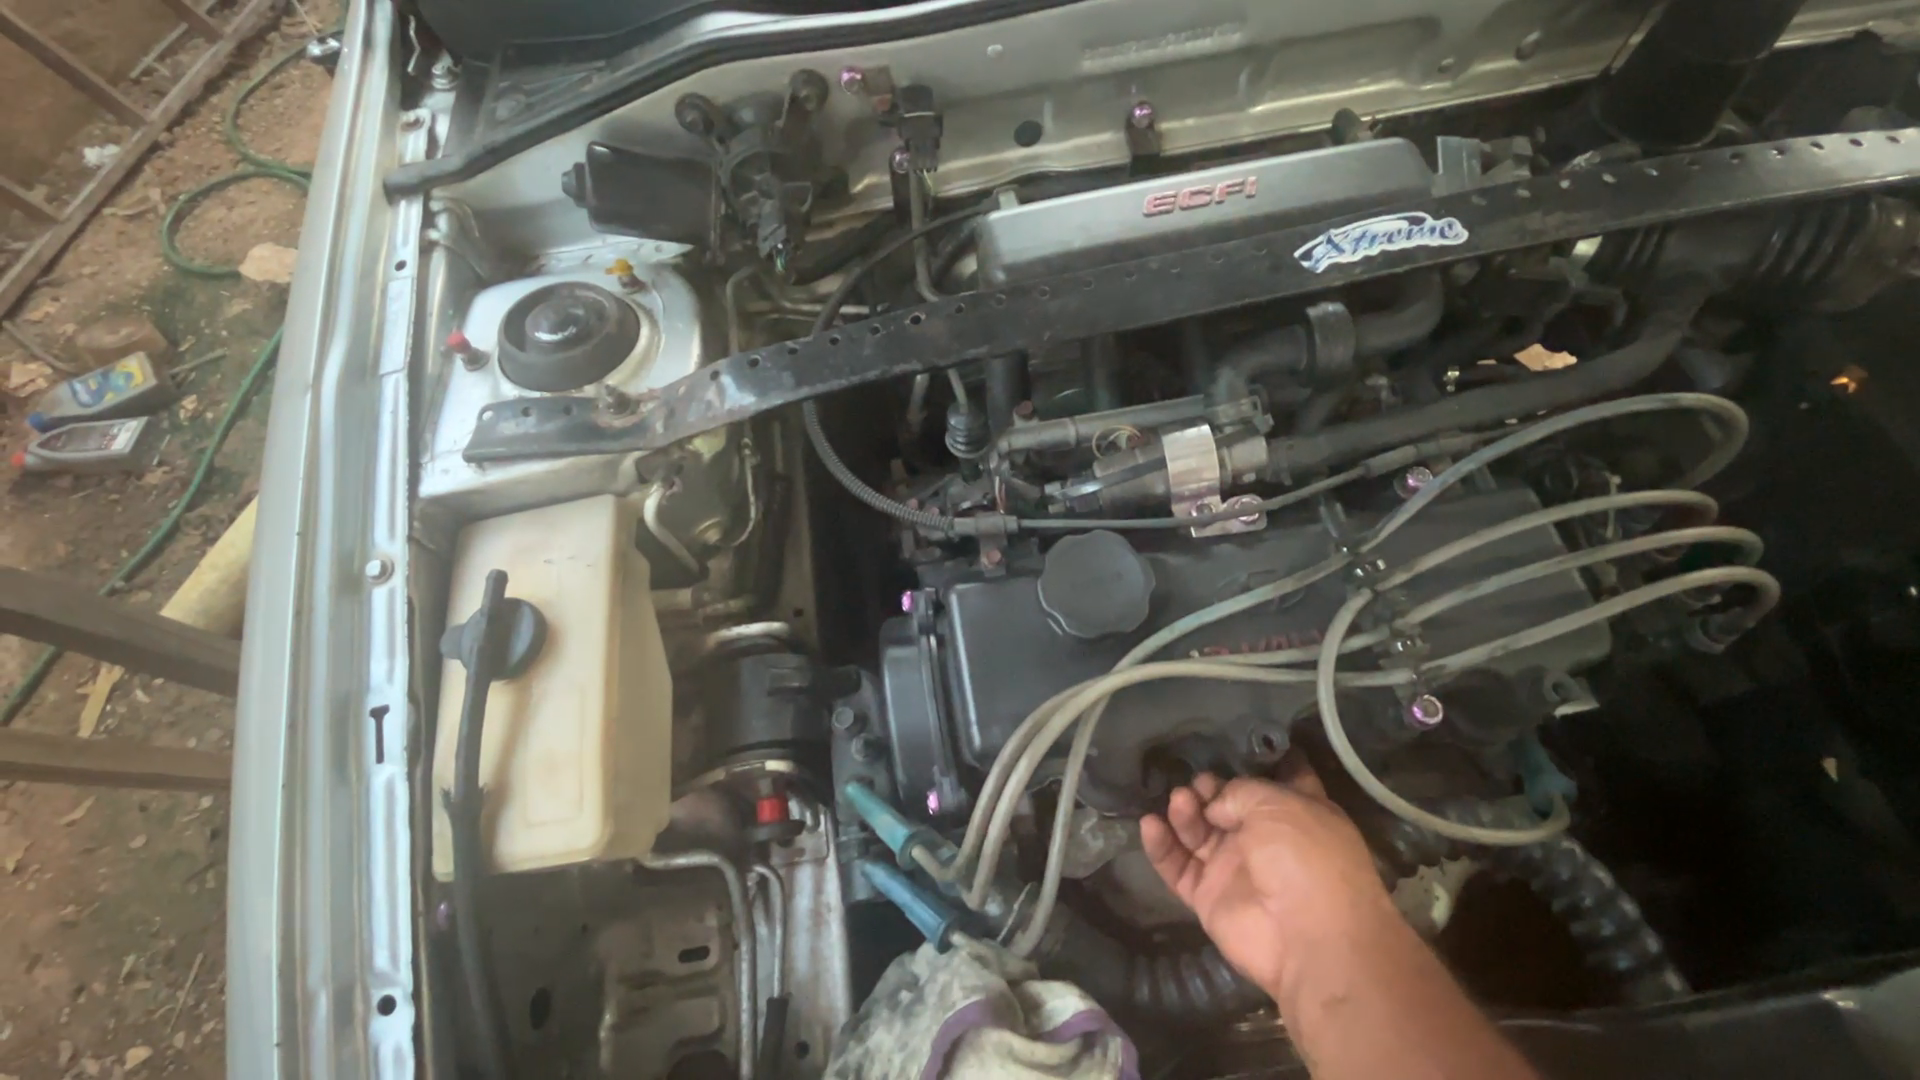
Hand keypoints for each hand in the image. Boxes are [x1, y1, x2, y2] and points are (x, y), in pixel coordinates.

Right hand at [1140, 763, 1397, 997]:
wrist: (1307, 938)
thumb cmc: (1305, 858)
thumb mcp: (1278, 803)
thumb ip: (1237, 792)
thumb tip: (1212, 805)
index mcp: (1297, 814)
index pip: (1277, 780)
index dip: (1256, 760)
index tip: (1230, 742)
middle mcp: (1265, 839)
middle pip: (1226, 805)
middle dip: (1208, 788)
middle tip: (1197, 782)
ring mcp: (1234, 869)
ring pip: (1197, 832)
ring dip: (1184, 812)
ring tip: (1179, 801)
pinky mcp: (1208, 896)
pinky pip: (1177, 866)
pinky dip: (1161, 845)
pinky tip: (1150, 824)